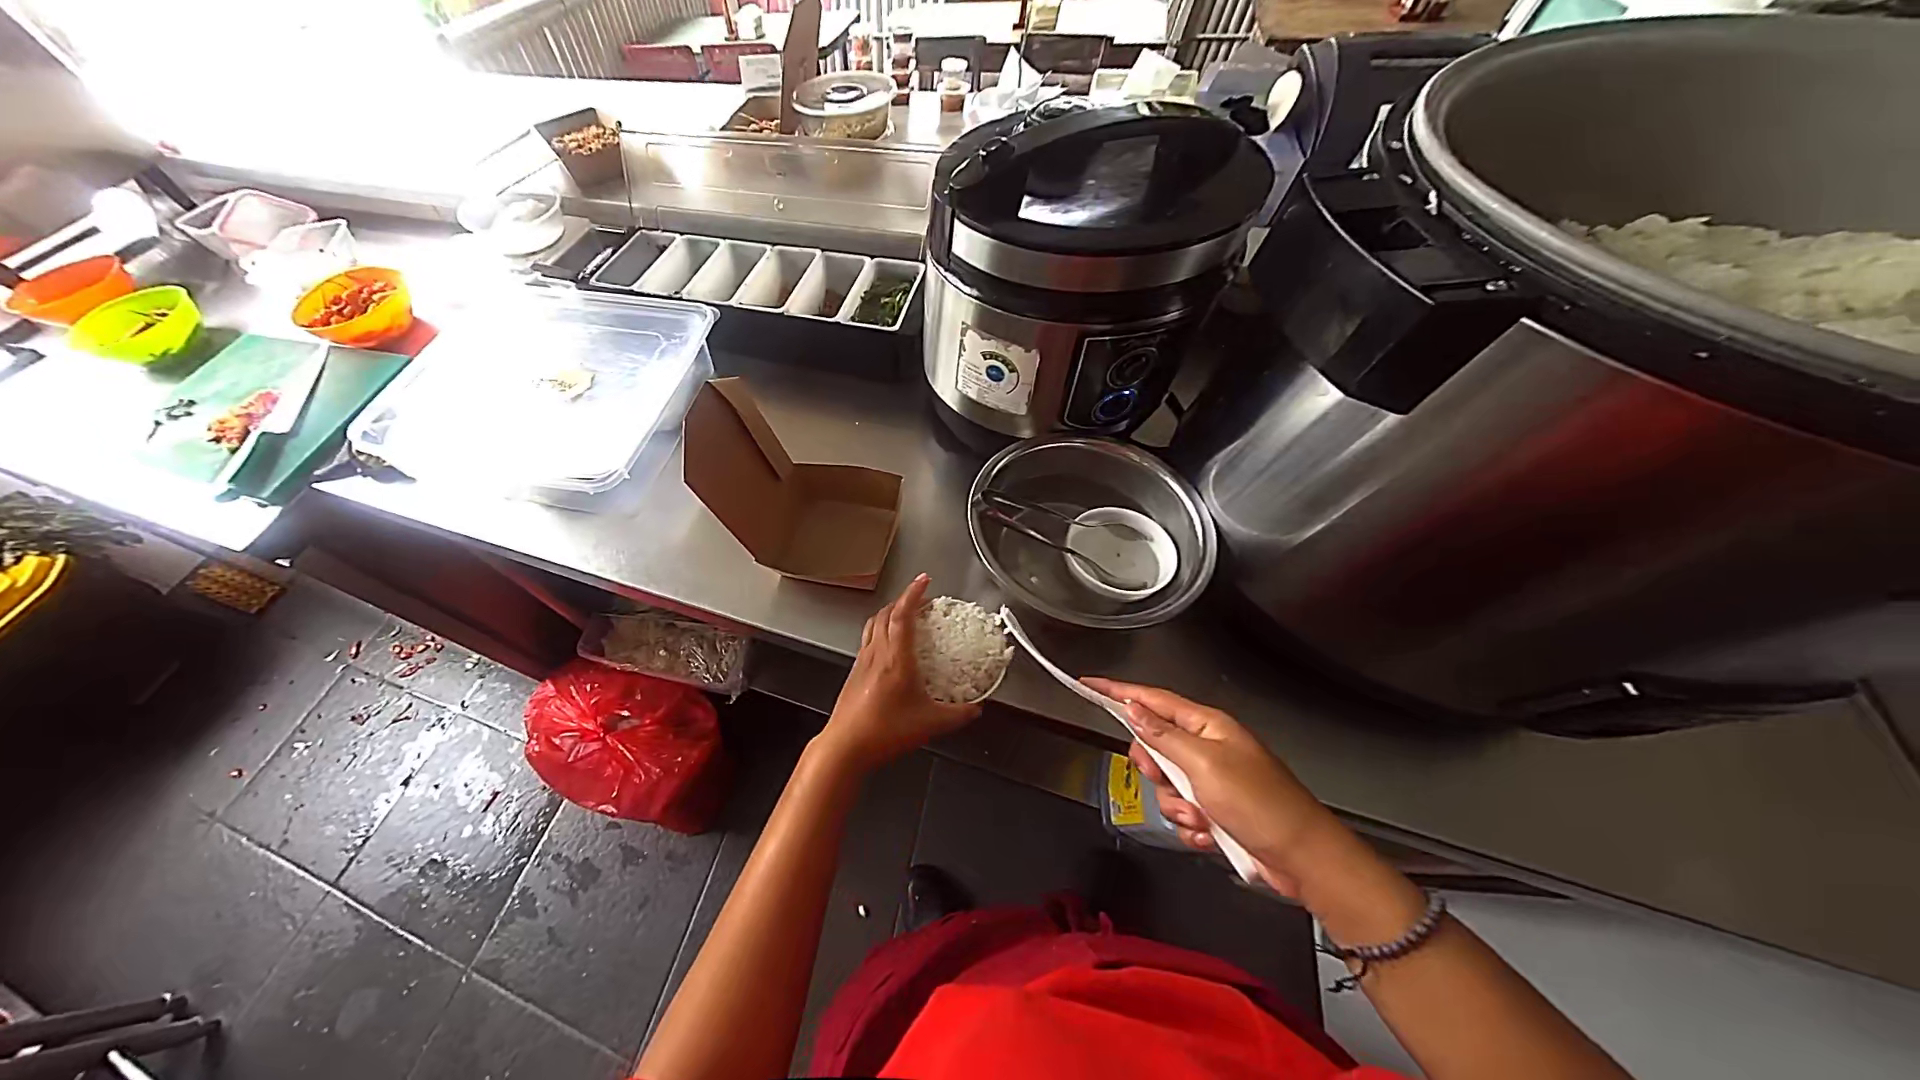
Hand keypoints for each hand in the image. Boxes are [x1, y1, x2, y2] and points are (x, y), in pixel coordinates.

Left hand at [820, 574, 979, 770]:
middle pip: (886, 614)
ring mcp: (862, 663)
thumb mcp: (931, 724)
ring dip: (889, 614)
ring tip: (904, 616)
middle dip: (903, 600)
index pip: (903, 615)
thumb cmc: (882, 733)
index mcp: (896, 659)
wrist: (845, 747)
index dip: (914, 593)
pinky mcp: (854, 674)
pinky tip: (888, 648)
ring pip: (873, 625)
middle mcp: (876, 655)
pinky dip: (880, 633)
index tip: (924, 581)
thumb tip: (976, 708)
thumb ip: (959, 714)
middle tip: (920, 599)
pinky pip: (867, 641)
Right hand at [1083, 678, 1342, 896]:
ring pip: (1164, 786)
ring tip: (1204, 816)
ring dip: (1177, 806)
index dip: (1118, 692)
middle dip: (1156, 771)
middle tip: (1170, 781)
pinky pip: (1179, 813)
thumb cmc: (1263, 805)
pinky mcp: (1213, 809)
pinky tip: (1212, 832)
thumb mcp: (1203, 765)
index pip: (1152, 700)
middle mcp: (1207, 748)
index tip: (1090, 684)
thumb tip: (1133, 709)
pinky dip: (1191, 826)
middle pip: (1153, 747)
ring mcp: (1210, 780)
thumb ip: (1162, 736)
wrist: (1301, 857)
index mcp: (1207, 725)